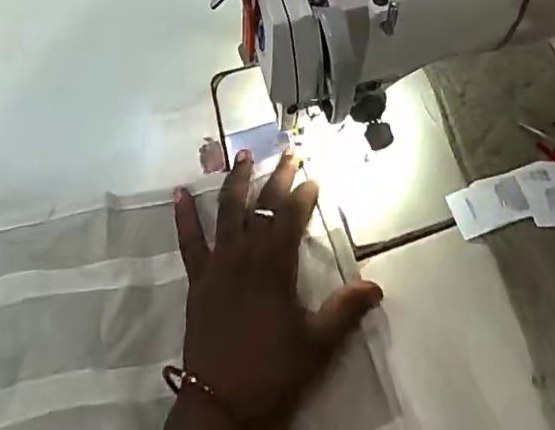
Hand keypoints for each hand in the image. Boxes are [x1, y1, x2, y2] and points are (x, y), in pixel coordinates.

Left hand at [169, 151, 382, 428]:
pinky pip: (188, 240)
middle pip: (260, 206)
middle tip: (287, 154)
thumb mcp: (318, 345)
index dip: (303, 195)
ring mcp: (217, 263)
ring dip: (235, 181)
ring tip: (241, 156)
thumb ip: (345, 311)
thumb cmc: (274, 372)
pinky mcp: (197, 277)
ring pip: (225, 211)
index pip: (290, 219)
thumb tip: (375, 285)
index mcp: (274, 267)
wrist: (222, 400)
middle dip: (276, 178)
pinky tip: (179, 192)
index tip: (313, 177)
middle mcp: (244, 255)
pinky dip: (183, 215)